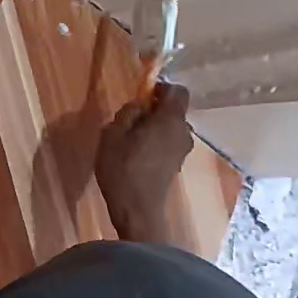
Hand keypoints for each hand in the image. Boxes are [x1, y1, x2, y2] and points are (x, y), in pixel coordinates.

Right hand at [96, 82, 193, 243]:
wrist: (136, 210)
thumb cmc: (122, 168)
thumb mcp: (113, 134)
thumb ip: (128, 112)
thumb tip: (140, 105)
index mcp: (171, 119)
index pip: (177, 90)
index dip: (160, 88)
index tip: (141, 96)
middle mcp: (184, 132)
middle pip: (174, 111)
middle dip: (154, 111)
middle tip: (129, 121)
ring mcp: (182, 151)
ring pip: (170, 129)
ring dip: (153, 129)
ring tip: (129, 142)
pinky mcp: (176, 166)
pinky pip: (167, 145)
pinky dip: (155, 145)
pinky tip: (135, 157)